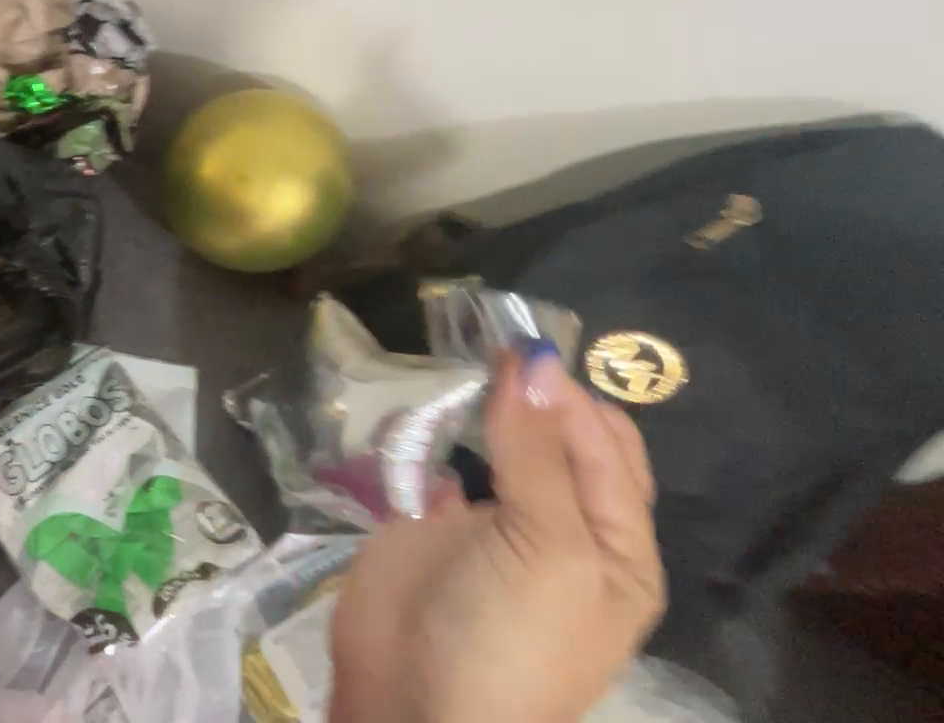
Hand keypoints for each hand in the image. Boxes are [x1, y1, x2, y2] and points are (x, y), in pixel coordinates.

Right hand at [329, 341, 664, 722]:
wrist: (414, 699)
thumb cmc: (510, 635)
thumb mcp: (547, 547)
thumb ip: (537, 452)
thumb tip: (534, 359)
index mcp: (614, 540)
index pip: (603, 444)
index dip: (568, 393)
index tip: (518, 341)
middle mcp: (558, 523)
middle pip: (551, 438)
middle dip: (527, 390)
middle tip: (483, 340)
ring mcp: (489, 520)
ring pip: (490, 444)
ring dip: (476, 404)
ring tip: (450, 357)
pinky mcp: (428, 519)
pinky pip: (432, 461)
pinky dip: (425, 432)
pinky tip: (413, 404)